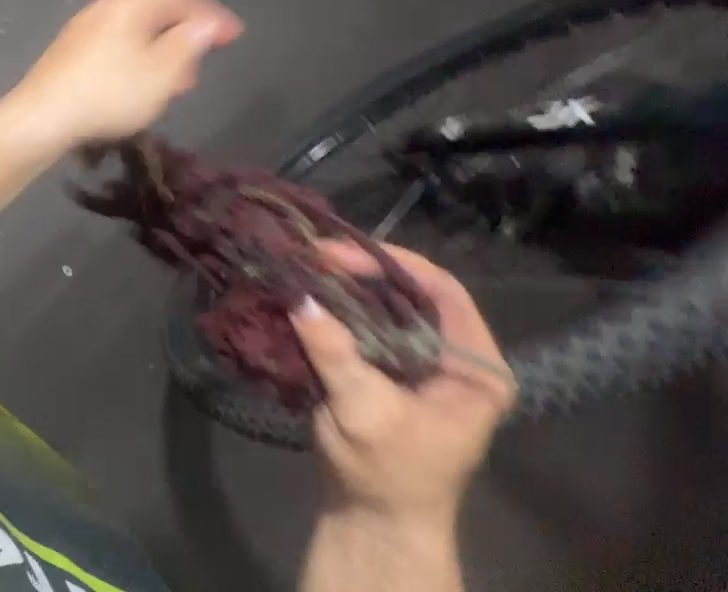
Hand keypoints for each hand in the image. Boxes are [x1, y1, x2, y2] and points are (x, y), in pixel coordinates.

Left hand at [1, 0, 240, 149]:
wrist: (41, 117)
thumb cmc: (110, 93)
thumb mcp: (164, 71)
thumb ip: (191, 42)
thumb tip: (208, 22)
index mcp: (129, 3)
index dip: (212, 16)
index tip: (235, 37)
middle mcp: (102, 7)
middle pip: (156, 14)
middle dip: (183, 39)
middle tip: (198, 69)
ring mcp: (82, 29)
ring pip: (135, 34)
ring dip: (160, 57)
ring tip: (171, 87)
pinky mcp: (69, 52)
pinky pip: (115, 49)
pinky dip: (136, 64)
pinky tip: (137, 92)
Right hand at [293, 243, 517, 527]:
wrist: (374, 520)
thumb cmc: (387, 473)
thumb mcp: (363, 413)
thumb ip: (336, 354)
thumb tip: (299, 297)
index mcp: (474, 368)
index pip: (443, 291)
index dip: (392, 263)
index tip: (337, 252)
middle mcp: (452, 356)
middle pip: (408, 291)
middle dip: (357, 268)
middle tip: (307, 255)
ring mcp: (417, 362)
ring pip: (381, 303)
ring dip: (340, 284)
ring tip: (298, 266)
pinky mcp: (384, 367)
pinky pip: (361, 322)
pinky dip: (331, 305)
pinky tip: (299, 294)